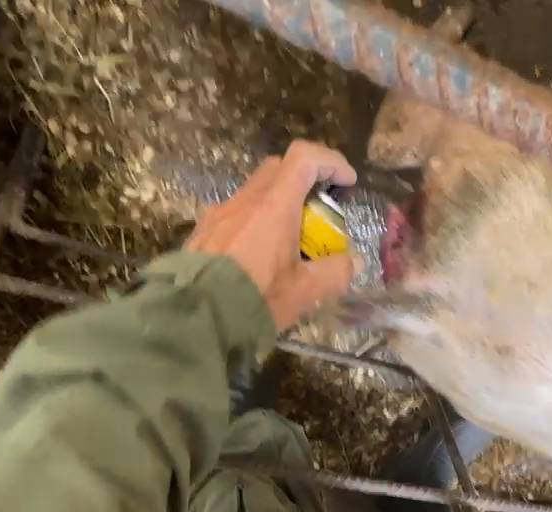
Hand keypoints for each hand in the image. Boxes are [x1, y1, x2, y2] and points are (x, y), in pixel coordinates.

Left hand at [184, 140, 358, 329]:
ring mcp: (221, 212)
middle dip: (305, 182)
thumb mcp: (304, 292)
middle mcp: (246, 199)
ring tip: (287, 242)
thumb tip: (354, 262)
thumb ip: (334, 274)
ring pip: (255, 192)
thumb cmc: (256, 297)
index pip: (305, 158)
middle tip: (318, 213)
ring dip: (277, 205)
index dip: (330, 162)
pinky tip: (256, 255)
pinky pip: (235, 214)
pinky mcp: (204, 230)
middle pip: (279, 169)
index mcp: (275, 204)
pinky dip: (254, 222)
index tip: (347, 182)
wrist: (197, 313)